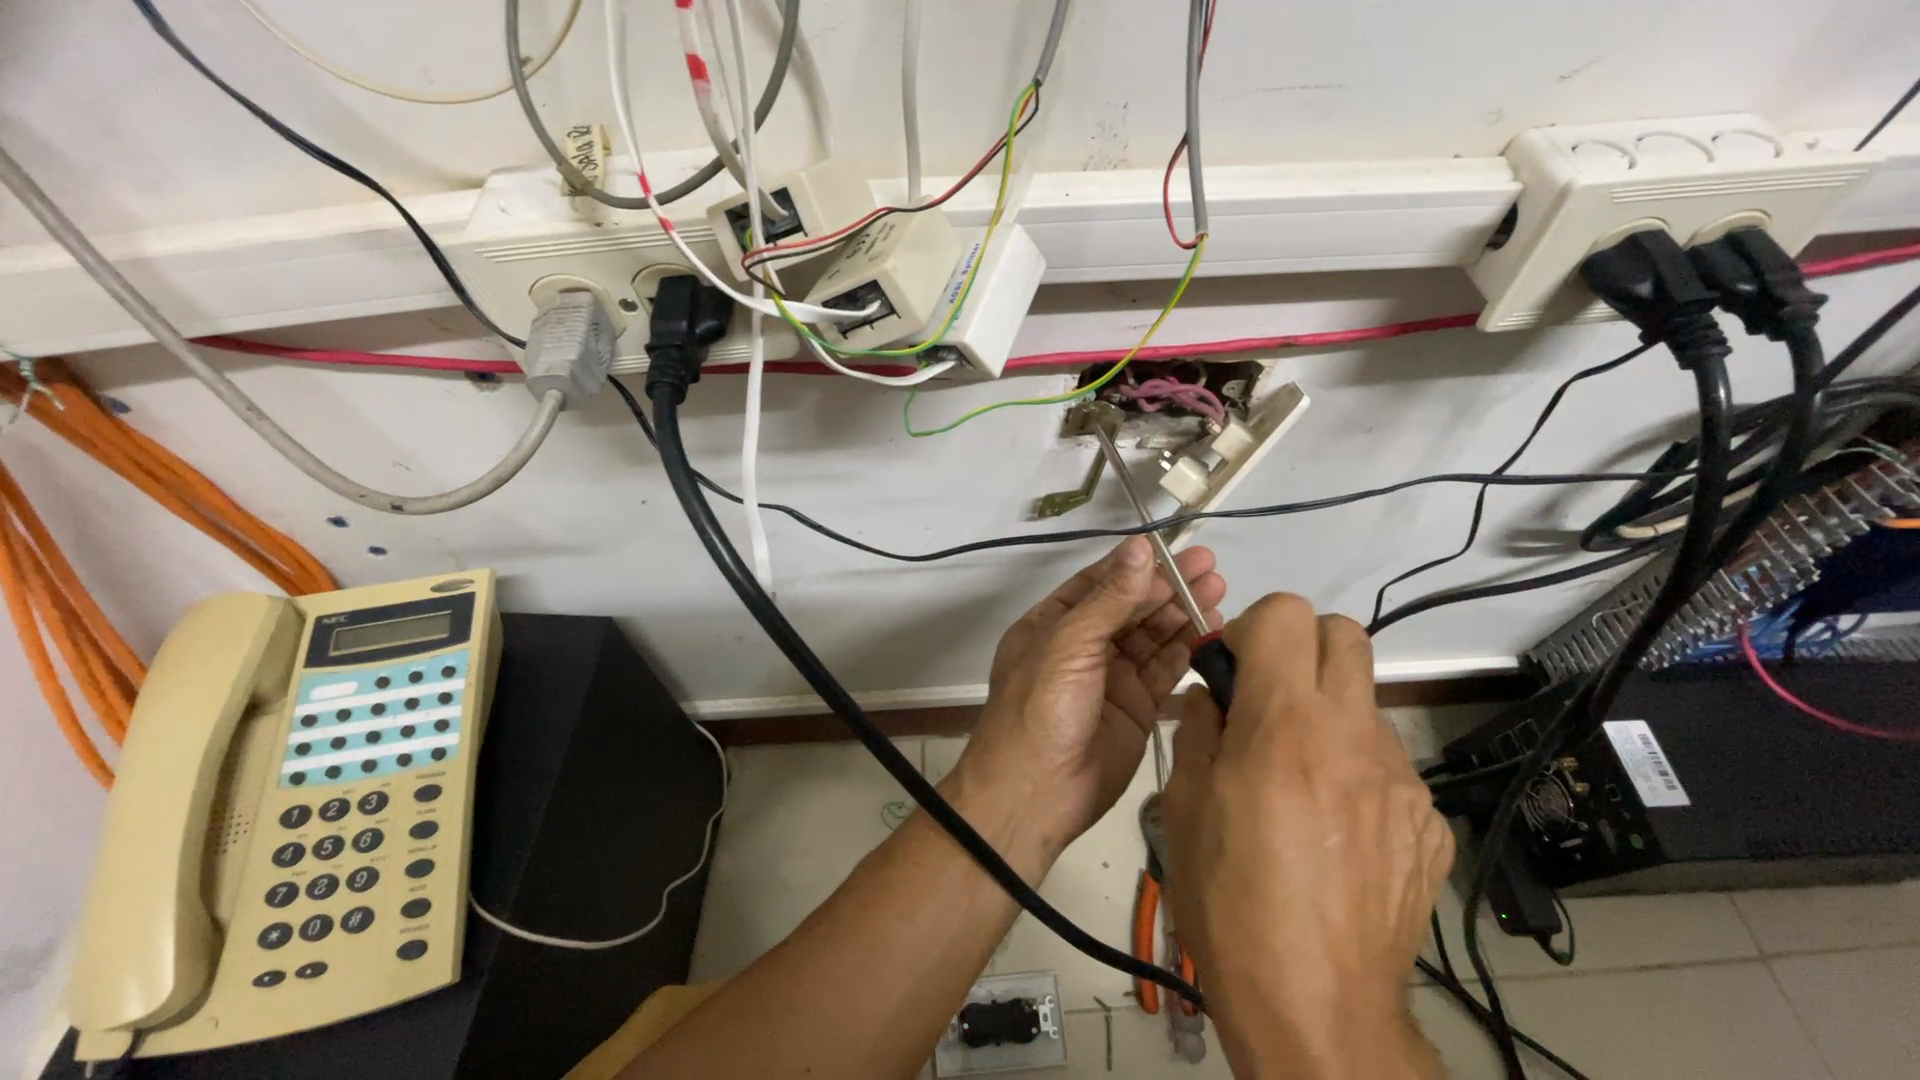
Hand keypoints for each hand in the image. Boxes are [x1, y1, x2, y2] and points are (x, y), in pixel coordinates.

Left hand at [950, 537, 1224, 868]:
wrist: (1035, 793)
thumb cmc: (1041, 708)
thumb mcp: (1069, 644)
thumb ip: (1110, 599)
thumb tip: (1140, 547)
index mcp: (1052, 626)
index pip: (1099, 584)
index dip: (1136, 566)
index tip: (1174, 547)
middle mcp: (1081, 648)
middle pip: (1130, 608)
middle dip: (1167, 587)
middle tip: (1210, 566)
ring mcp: (1109, 679)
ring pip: (1151, 637)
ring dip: (1181, 614)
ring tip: (1218, 591)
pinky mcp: (1135, 709)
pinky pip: (1163, 671)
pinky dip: (1185, 650)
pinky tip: (1209, 629)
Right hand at [1161, 595, 1451, 1079]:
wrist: (1316, 1005)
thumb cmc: (1228, 901)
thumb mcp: (1183, 807)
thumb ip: (1199, 732)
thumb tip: (1213, 697)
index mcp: (1285, 726)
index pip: (1287, 615)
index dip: (1252, 629)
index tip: (1232, 672)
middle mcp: (1354, 737)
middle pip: (1345, 635)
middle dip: (1300, 649)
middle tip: (1267, 702)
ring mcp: (1403, 780)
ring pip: (1367, 704)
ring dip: (1328, 717)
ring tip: (1297, 786)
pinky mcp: (1430, 823)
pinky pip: (1388, 768)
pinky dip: (1355, 775)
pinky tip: (1332, 834)